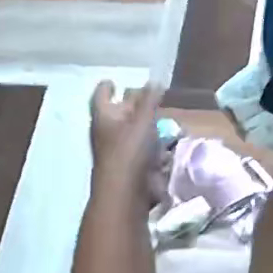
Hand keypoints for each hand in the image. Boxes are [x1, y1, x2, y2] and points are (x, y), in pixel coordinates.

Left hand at [89, 81, 162, 200]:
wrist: (128, 192)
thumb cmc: (129, 151)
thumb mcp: (142, 121)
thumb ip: (149, 101)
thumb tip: (155, 80)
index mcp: (104, 118)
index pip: (102, 96)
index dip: (107, 87)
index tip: (114, 81)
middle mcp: (110, 132)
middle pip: (120, 112)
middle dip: (133, 104)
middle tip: (149, 95)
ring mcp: (122, 149)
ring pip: (135, 130)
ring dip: (148, 123)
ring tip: (165, 115)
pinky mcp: (135, 163)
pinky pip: (145, 147)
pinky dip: (156, 142)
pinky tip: (170, 139)